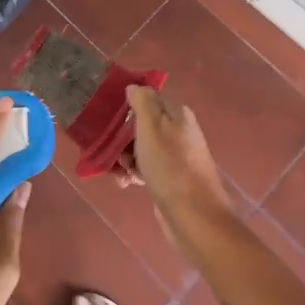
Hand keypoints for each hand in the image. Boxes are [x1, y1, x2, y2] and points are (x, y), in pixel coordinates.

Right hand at [124, 86, 229, 215]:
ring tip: (120, 171)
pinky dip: (136, 172)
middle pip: (143, 123)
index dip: (127, 104)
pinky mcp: (174, 178)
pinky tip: (128, 183)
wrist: (195, 218)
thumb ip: (142, 102)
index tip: (109, 116)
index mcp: (178, 115)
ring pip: (143, 147)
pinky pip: (149, 167)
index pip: (148, 98)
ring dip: (127, 156)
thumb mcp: (151, 127)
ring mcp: (178, 156)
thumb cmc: (170, 168)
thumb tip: (134, 87)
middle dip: (123, 135)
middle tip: (112, 147)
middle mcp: (180, 132)